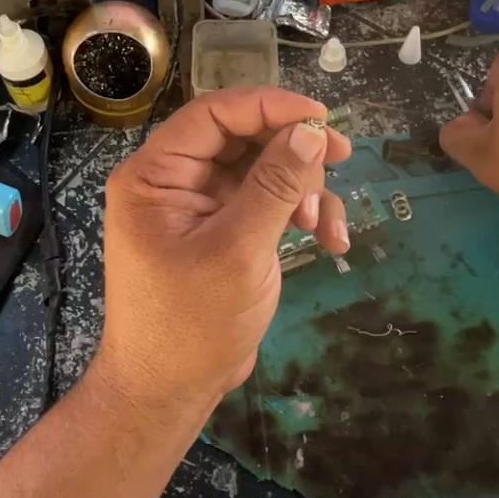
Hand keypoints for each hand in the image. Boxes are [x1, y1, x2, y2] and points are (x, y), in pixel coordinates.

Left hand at [97, 87, 351, 416]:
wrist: (171, 391)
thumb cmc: (190, 324)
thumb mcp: (238, 251)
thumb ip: (275, 186)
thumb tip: (309, 132)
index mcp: (156, 174)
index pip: (213, 114)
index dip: (268, 105)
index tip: (319, 116)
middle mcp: (175, 181)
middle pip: (243, 138)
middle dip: (293, 149)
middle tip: (342, 157)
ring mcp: (202, 206)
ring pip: (263, 168)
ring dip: (304, 188)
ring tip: (326, 224)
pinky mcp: (226, 230)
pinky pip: (268, 202)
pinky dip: (300, 214)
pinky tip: (331, 240)